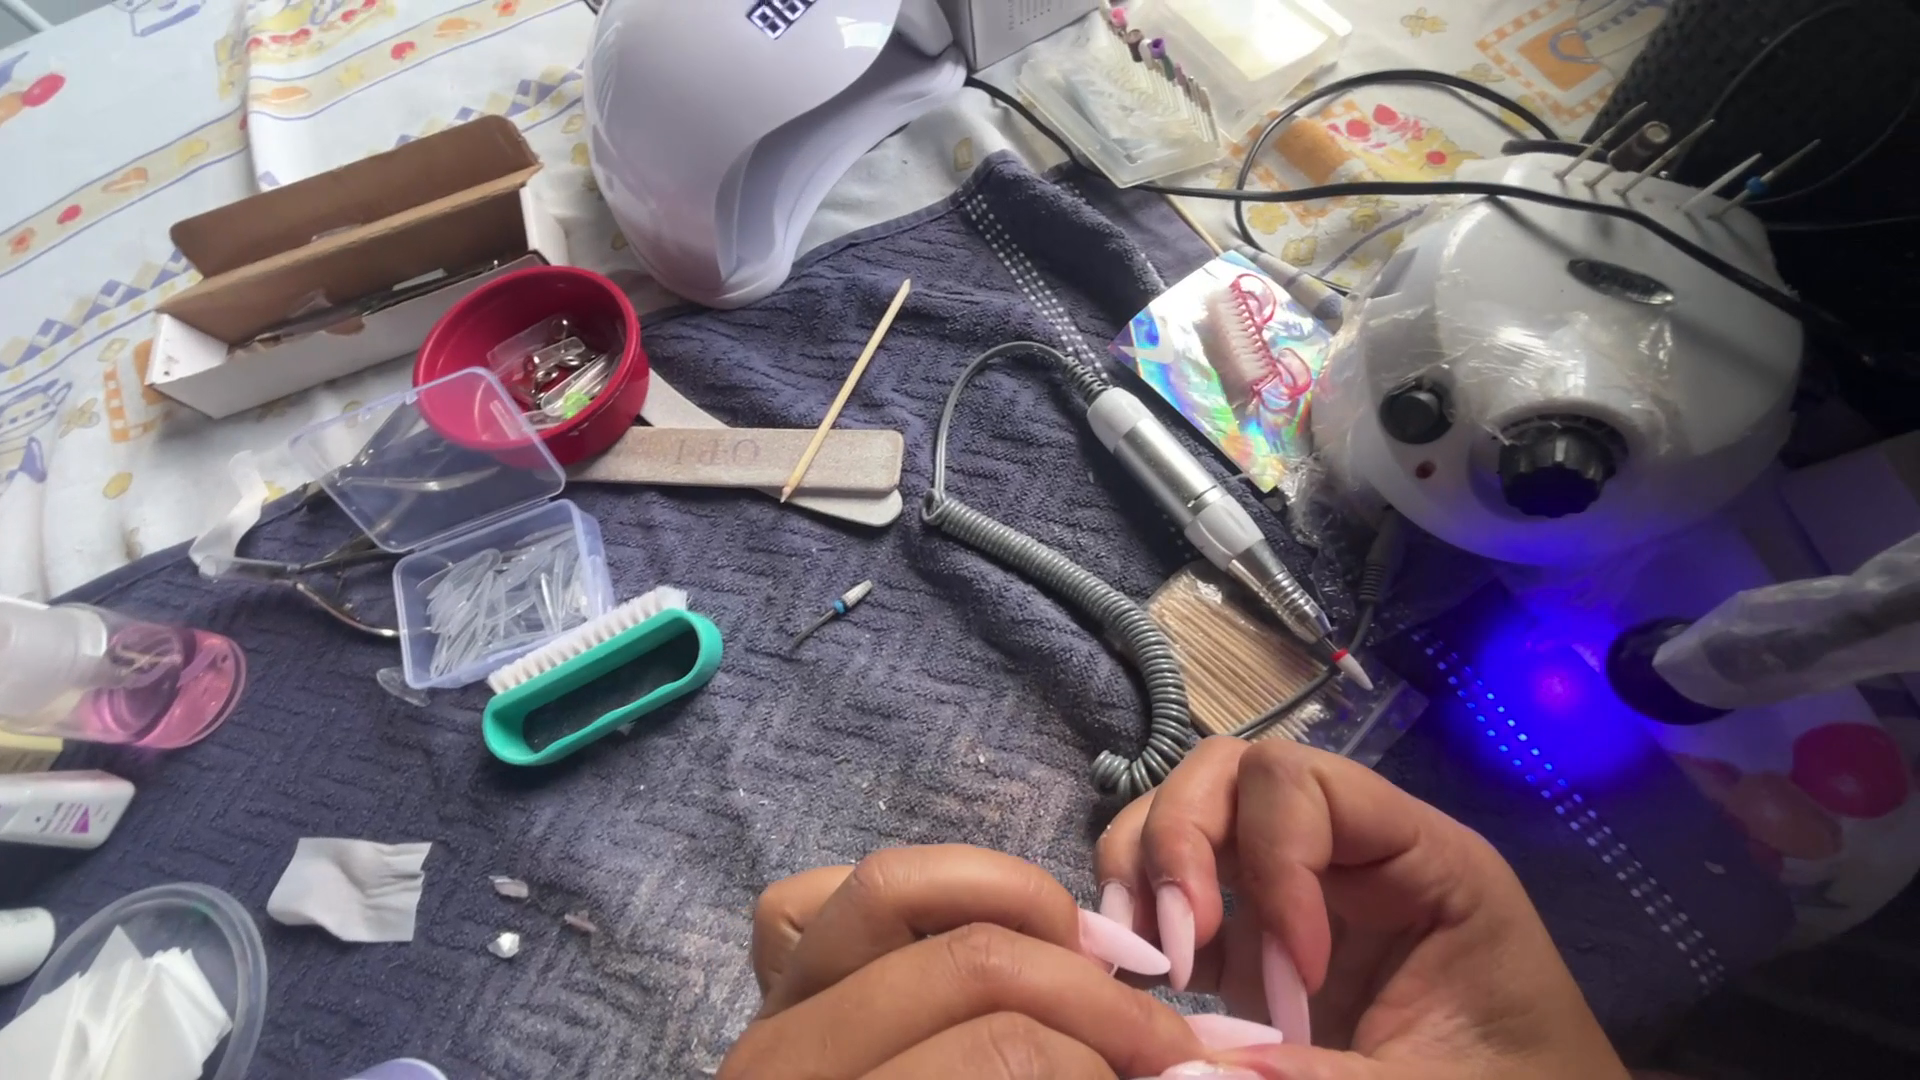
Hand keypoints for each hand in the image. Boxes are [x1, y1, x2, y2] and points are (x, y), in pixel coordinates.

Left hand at [720, 844, 1283, 1078]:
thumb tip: (1213, 1070)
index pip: (1003, 1051)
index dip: (1099, 1052)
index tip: (1179, 1070)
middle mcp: (795, 1056)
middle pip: (968, 962)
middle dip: (1082, 988)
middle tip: (1154, 1026)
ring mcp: (773, 1003)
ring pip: (892, 883)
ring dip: (1008, 896)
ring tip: (1074, 944)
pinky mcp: (769, 978)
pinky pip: (805, 895)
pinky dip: (890, 891)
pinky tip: (964, 922)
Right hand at [1096, 738, 1631, 1079]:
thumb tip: (1186, 1072)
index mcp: (1418, 854)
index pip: (1307, 782)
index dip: (1275, 858)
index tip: (1294, 975)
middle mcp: (1341, 844)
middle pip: (1227, 772)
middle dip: (1182, 843)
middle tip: (1174, 947)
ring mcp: (1285, 879)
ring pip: (1184, 808)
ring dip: (1144, 869)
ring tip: (1140, 955)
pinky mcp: (1246, 927)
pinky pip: (1170, 880)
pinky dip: (1135, 907)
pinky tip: (1131, 966)